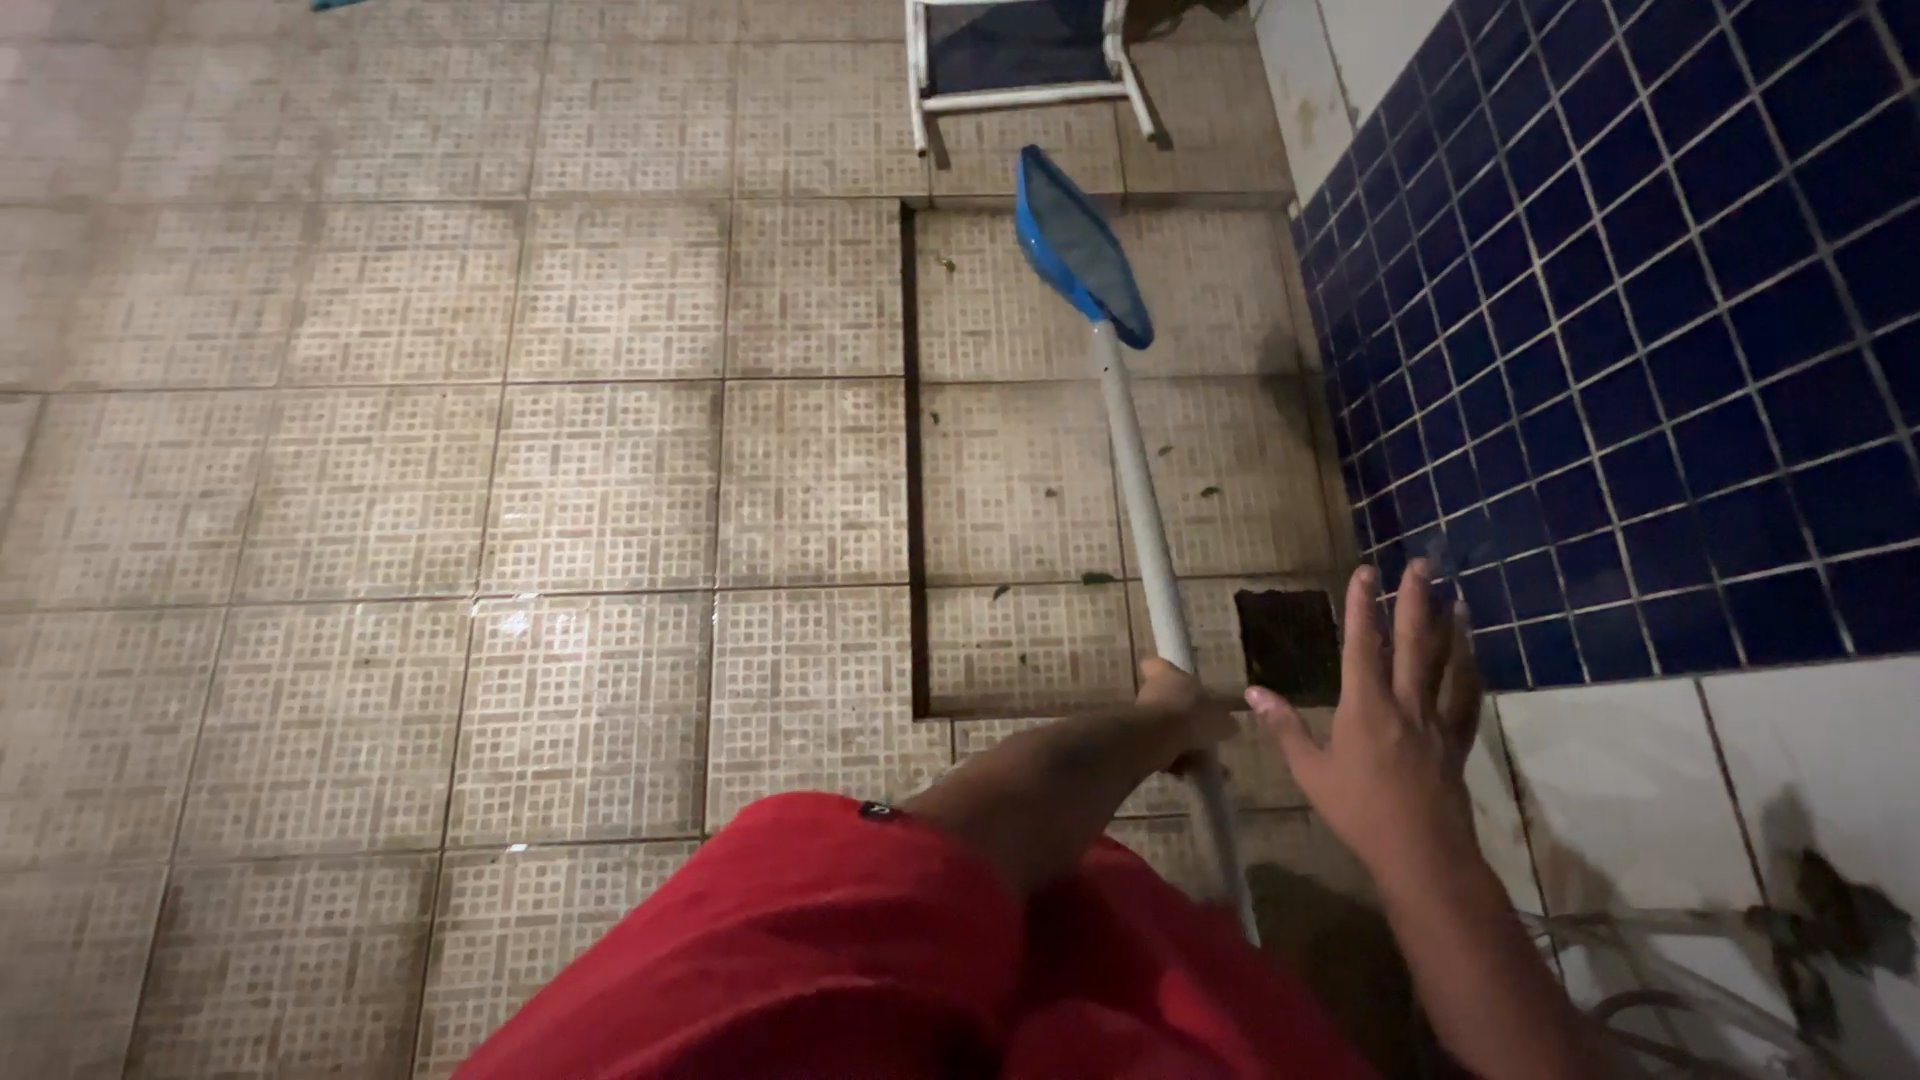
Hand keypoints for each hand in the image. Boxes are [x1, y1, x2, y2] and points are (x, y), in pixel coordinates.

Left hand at [1135, 657, 1237, 774]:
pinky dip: (1174, 761)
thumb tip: (1231, 725)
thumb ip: (1225, 720)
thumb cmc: (1192, 714)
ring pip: (1165, 730)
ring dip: (1182, 746)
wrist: (1159, 739)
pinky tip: (1192, 774)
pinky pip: (1160, 750)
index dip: (1162, 670)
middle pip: (1166, 702)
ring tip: (1205, 764)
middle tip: (1204, 736)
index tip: (1173, 680)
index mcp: (1168, 676)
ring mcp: (1142, 716)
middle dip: (1184, 720)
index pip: (1155, 664)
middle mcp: (1151, 692)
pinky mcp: (1137, 739)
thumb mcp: (1220, 717)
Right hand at [1243, 560, 1482, 884]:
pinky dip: (1470, 673)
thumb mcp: (1309, 770)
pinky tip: (1472, 659)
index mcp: (1365, 707)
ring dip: (1451, 628)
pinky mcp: (1457, 743)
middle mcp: (1405, 704)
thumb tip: (1253, 692)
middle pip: (1413, 643)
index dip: (1362, 606)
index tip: (1367, 573)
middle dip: (1416, 600)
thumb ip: (1284, 727)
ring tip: (1456, 598)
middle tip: (1423, 565)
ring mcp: (1436, 722)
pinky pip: (1467, 699)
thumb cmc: (1358, 811)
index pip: (1362, 645)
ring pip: (1448, 665)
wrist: (1422, 853)